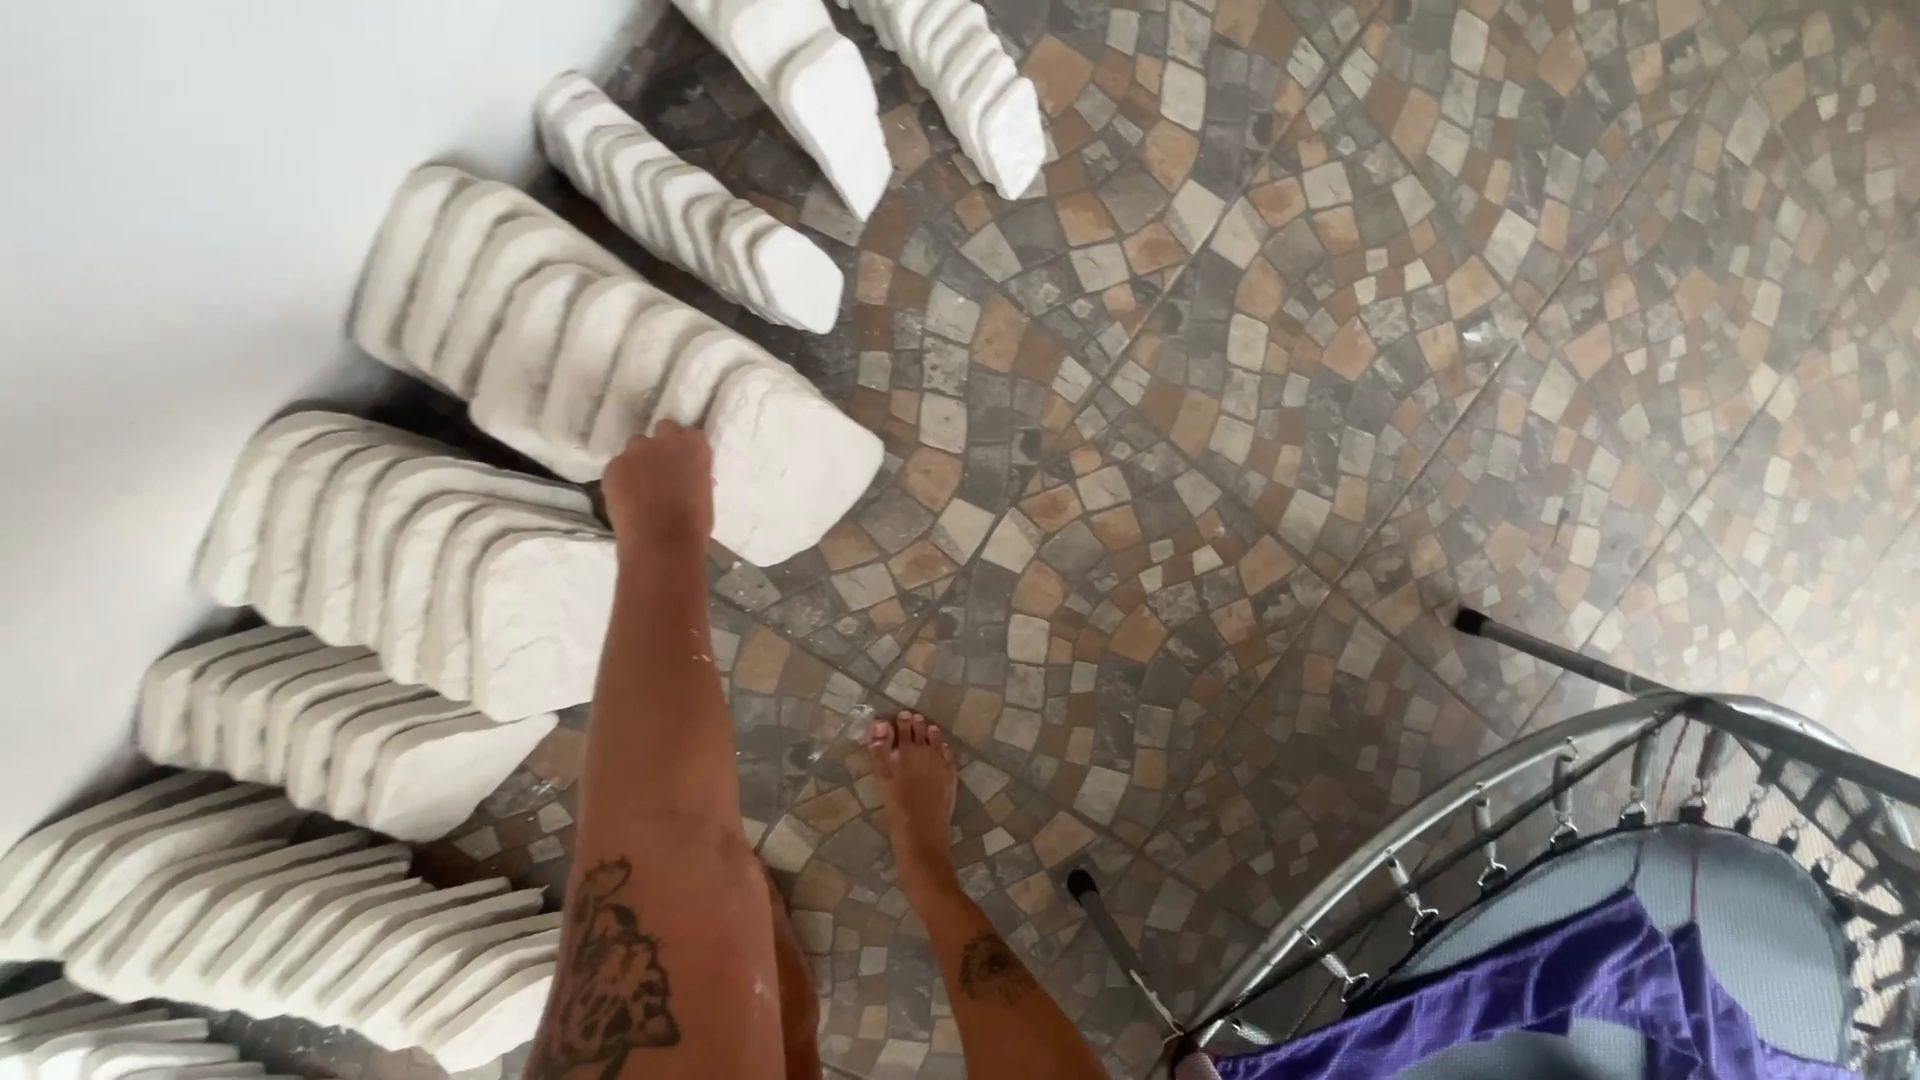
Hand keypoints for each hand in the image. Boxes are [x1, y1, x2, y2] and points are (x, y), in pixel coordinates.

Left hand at [601, 421, 714, 550]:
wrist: (662, 541)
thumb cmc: (694, 523)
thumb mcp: (704, 494)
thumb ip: (696, 477)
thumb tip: (690, 477)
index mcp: (695, 446)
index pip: (691, 434)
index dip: (686, 447)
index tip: (685, 461)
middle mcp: (666, 440)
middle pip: (663, 428)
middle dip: (663, 443)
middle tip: (663, 466)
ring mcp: (637, 450)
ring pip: (637, 445)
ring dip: (641, 458)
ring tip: (641, 483)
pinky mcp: (614, 465)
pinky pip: (618, 465)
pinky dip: (622, 477)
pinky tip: (627, 496)